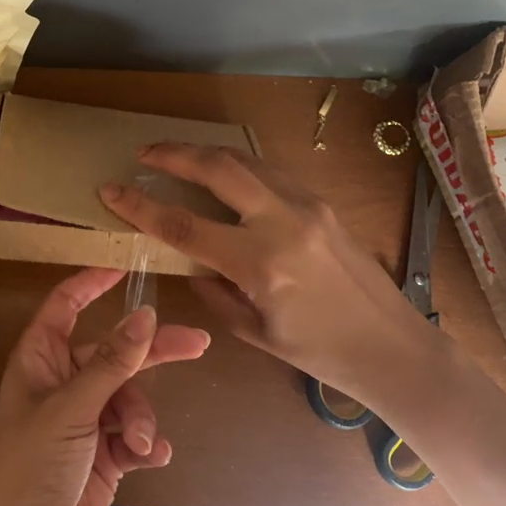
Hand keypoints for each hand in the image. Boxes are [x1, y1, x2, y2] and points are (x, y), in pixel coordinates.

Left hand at [0, 268, 208, 505]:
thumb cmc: (28, 469)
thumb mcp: (70, 410)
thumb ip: (111, 364)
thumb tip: (145, 315)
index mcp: (39, 360)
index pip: (64, 306)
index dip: (90, 283)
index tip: (124, 265)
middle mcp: (61, 384)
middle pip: (112, 353)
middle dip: (149, 353)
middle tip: (195, 344)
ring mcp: (82, 422)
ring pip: (128, 398)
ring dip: (141, 418)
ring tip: (139, 442)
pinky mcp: (101, 458)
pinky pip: (133, 436)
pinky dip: (144, 444)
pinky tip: (149, 457)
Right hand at [99, 142, 435, 400]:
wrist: (394, 347)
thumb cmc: (321, 353)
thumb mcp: (254, 331)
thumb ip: (214, 290)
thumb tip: (189, 259)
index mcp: (262, 264)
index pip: (184, 225)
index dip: (140, 206)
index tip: (110, 190)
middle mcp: (283, 222)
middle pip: (217, 167)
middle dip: (173, 154)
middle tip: (143, 154)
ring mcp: (307, 205)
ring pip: (244, 160)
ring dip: (204, 153)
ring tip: (174, 155)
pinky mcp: (321, 201)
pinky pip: (268, 172)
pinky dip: (236, 165)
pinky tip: (221, 172)